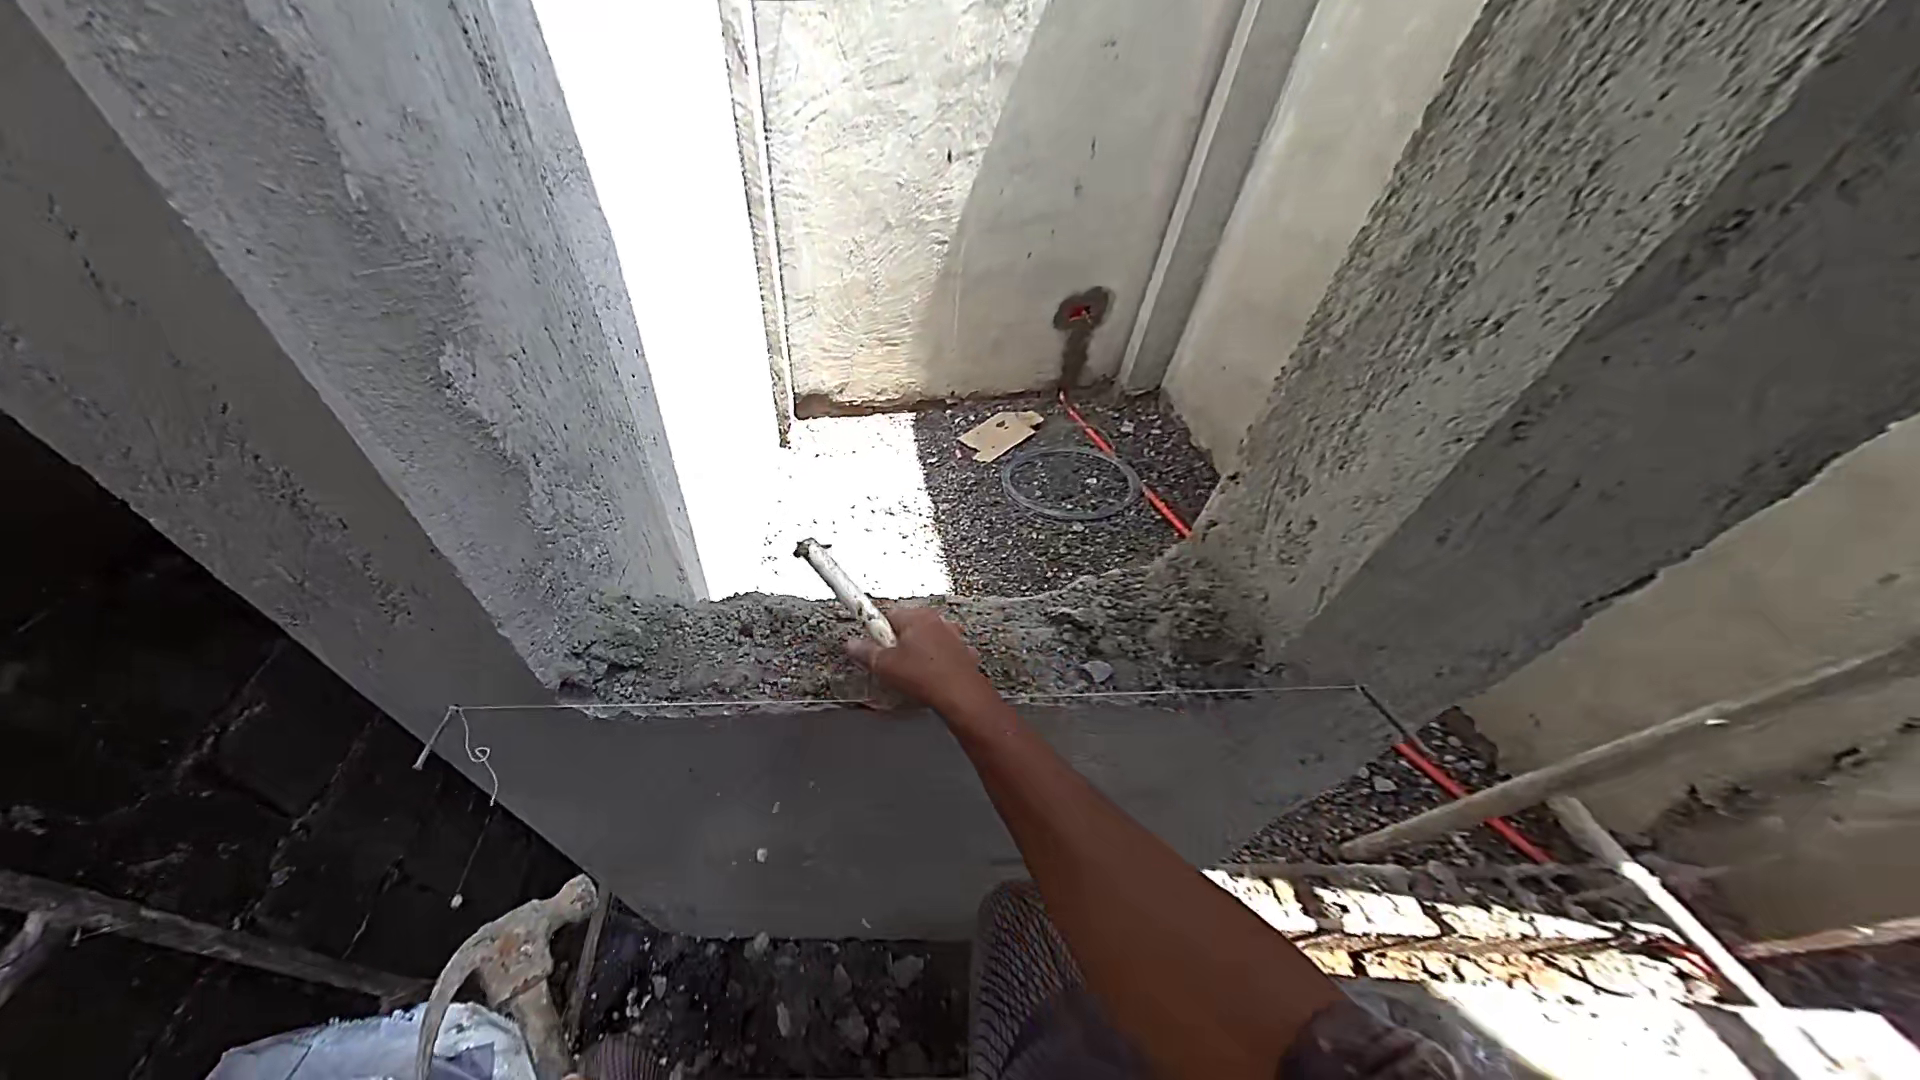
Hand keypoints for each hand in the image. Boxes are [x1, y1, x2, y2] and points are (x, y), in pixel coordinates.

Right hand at [845, 606, 996, 713]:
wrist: (961, 696)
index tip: (870, 640)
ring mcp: (953, 636)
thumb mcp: (885, 666)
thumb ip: (866, 652)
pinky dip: (935, 662)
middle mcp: (937, 621)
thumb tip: (853, 645)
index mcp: (917, 617)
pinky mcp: (962, 652)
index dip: (876, 630)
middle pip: (908, 626)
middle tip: (890, 663)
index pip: (888, 613)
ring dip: (917, 652)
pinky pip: (942, 654)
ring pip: (926, 640)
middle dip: (897, 643)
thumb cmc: (927, 677)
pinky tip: (929, 677)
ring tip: (911, 673)